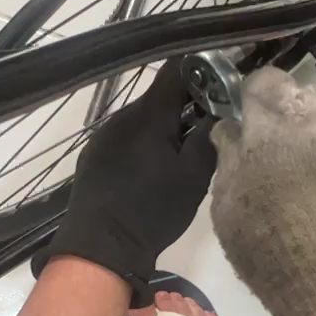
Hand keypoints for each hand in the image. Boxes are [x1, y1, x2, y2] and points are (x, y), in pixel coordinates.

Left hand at [37, 66, 216, 301]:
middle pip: (159, 96)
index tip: (221, 85)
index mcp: (149, 114)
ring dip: (163, 128)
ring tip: (180, 156)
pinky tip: (151, 171)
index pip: (177, 68)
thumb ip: (209, 136)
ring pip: (142, 119)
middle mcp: (122, 116)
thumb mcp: (194, 176)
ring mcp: (104, 135)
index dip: (202, 70)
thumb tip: (220, 110)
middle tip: (208, 129)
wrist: (100, 246)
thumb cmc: (152, 211)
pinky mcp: (94, 155)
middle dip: (185, 106)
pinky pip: (125, 137)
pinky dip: (143, 144)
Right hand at [210, 67, 315, 315]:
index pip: (260, 84)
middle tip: (276, 147)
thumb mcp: (229, 209)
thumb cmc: (271, 249)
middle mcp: (313, 122)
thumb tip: (231, 135)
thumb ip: (229, 162)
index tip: (246, 117)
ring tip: (308, 174)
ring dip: (313, 137)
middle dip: (285, 114)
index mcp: (268, 130)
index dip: (251, 97)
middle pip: (298, 96)